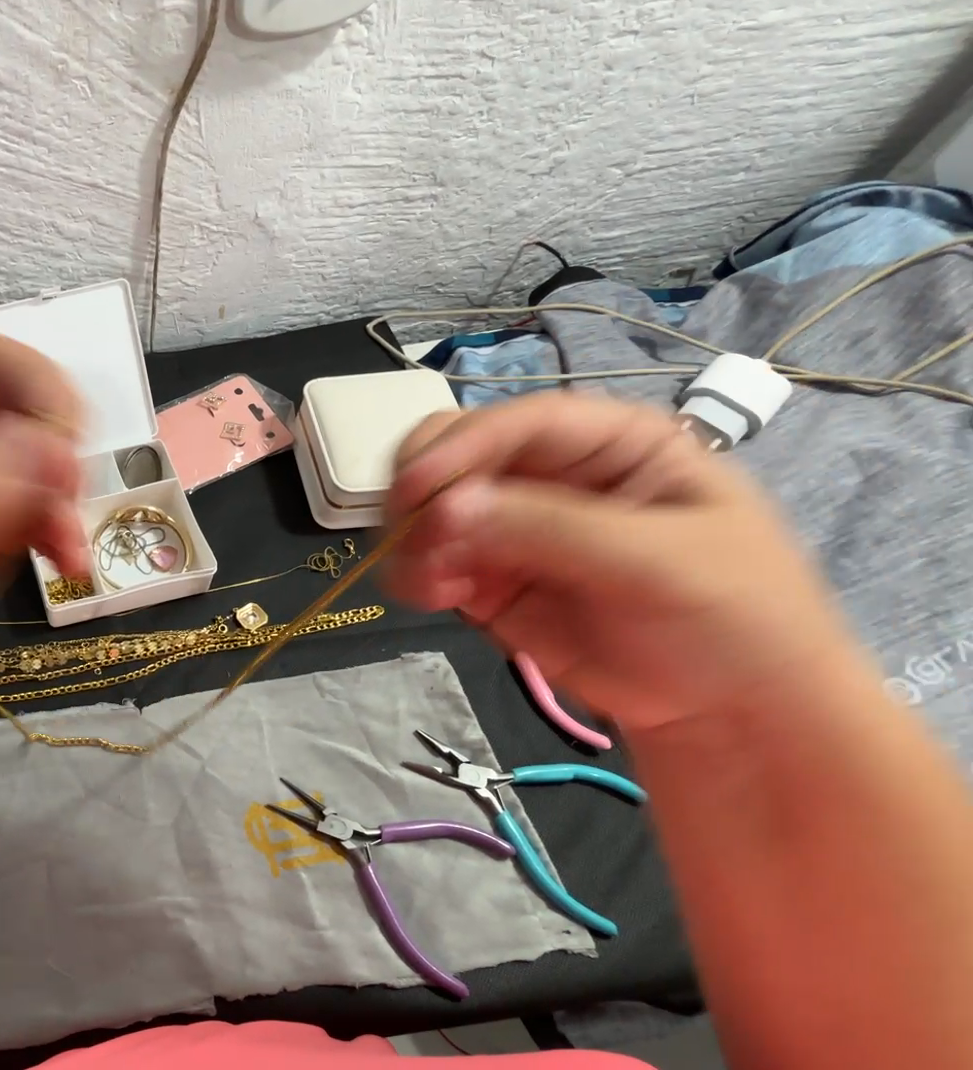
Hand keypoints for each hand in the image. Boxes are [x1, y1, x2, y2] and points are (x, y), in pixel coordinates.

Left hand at [0, 328, 86, 774]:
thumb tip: (40, 446)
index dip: (15, 378)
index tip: (66, 433)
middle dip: (44, 437)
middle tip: (74, 491)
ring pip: (15, 453)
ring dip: (56, 488)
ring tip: (68, 545)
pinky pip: (18, 507)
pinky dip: (51, 525)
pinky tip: (64, 560)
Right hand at [385, 392, 875, 734]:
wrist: (733, 717)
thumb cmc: (732, 621)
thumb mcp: (659, 562)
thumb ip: (551, 528)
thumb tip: (445, 506)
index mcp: (610, 445)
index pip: (519, 424)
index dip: (461, 446)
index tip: (414, 486)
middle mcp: (550, 475)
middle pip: (455, 453)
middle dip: (423, 489)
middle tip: (409, 533)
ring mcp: (511, 528)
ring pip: (429, 508)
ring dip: (412, 538)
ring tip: (430, 583)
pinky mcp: (486, 580)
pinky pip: (428, 562)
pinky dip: (415, 575)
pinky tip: (435, 599)